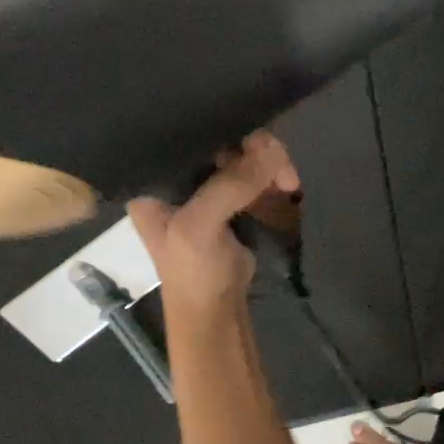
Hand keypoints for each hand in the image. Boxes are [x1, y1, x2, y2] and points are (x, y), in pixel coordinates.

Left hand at [128, 132, 300, 324]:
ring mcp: (207, 188)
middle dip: (257, 151)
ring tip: (289, 184)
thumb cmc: (193, 272)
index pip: (188, 134)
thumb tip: (272, 150)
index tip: (255, 146)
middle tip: (282, 170)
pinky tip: (287, 187)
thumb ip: (229, 186)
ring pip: (244, 155)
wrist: (216, 313)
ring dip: (272, 164)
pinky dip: (274, 175)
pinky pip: (256, 173)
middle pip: (222, 140)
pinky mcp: (232, 199)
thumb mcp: (198, 228)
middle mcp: (178, 176)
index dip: (223, 130)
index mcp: (155, 177)